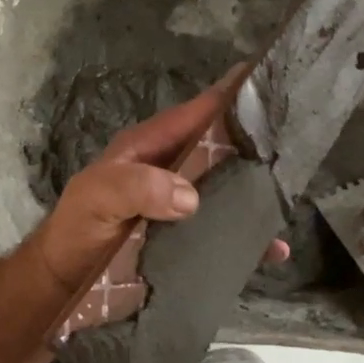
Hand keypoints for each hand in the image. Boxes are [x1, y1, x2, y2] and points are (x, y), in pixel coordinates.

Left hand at [27, 71, 288, 299]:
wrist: (65, 280)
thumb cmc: (77, 226)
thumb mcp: (97, 196)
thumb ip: (136, 187)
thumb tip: (191, 196)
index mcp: (149, 148)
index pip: (196, 115)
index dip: (229, 97)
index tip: (269, 82)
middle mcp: (171, 171)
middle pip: (221, 151)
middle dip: (255, 146)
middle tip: (298, 141)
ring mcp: (180, 206)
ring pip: (229, 191)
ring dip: (258, 194)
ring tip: (290, 197)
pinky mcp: (187, 240)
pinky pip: (226, 233)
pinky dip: (251, 240)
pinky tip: (274, 250)